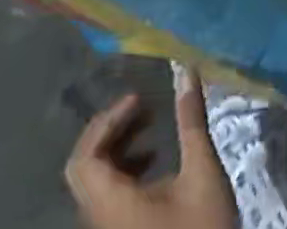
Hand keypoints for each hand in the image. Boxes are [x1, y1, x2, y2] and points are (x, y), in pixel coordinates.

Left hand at [65, 68, 237, 228]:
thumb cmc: (202, 228)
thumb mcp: (202, 171)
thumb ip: (192, 122)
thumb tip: (186, 73)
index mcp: (111, 203)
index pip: (84, 157)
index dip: (107, 122)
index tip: (140, 99)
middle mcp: (99, 219)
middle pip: (84, 168)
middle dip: (112, 131)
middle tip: (143, 107)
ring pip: (96, 183)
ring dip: (119, 149)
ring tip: (152, 128)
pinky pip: (108, 198)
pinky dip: (125, 171)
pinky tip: (156, 162)